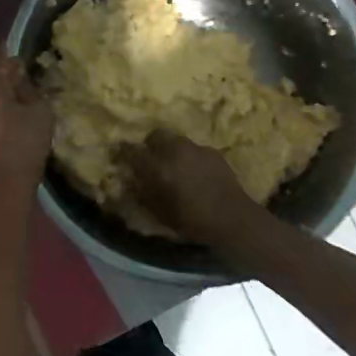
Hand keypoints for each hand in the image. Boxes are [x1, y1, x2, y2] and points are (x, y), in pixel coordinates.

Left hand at [0, 49, 52, 189]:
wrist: (6, 182)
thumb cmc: (27, 143)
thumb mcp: (41, 111)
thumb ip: (32, 90)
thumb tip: (23, 81)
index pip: (0, 66)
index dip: (12, 62)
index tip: (23, 63)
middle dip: (6, 85)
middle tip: (24, 90)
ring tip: (17, 111)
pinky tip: (7, 128)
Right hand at [120, 130, 263, 244]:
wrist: (234, 219)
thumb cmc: (192, 221)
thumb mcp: (159, 212)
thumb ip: (143, 193)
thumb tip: (132, 181)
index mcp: (158, 166)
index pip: (132, 151)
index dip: (124, 153)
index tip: (121, 157)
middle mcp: (175, 151)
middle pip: (156, 135)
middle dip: (150, 145)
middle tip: (151, 159)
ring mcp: (196, 149)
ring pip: (176, 141)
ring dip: (171, 150)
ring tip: (175, 165)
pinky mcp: (213, 152)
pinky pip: (194, 149)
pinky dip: (189, 156)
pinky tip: (195, 172)